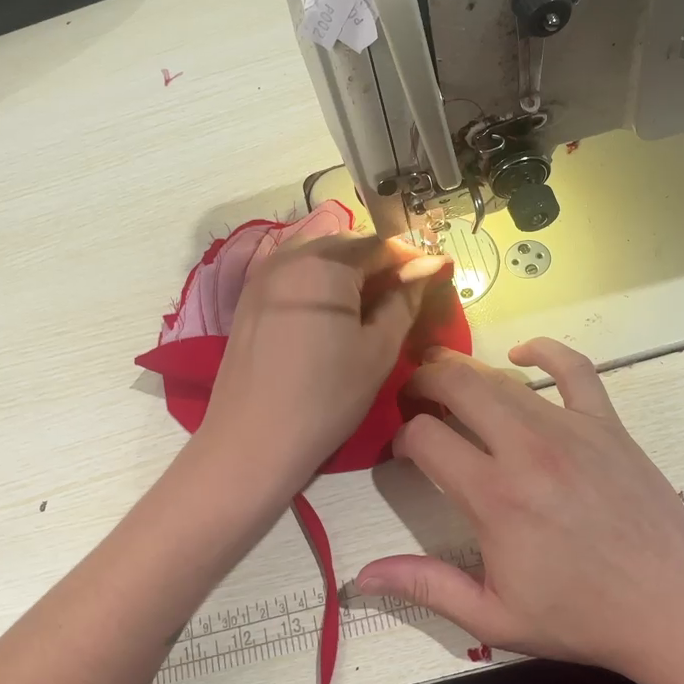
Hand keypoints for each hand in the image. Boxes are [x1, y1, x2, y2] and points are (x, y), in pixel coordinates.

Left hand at [200, 233, 447, 480]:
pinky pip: (294, 274)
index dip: (410, 258)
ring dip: (348, 270)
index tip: (434, 276)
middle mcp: (288, 257)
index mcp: (324, 263)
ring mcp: (262, 276)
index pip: (379, 243)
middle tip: (405, 291)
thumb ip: (403, 302)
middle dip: (378, 261)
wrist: (252, 439)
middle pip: (345, 244)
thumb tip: (423, 271)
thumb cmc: (325, 397)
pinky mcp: (249, 299)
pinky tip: (334, 312)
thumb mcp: (378, 350)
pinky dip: (319, 282)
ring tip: (372, 303)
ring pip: (317, 256)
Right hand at [355, 339, 683, 681]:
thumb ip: (425, 586)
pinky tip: (522, 355)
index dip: (401, 438)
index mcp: (494, 497)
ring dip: (464, 372)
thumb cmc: (580, 617)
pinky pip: (574, 369)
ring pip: (502, 379)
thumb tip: (359, 577)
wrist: (672, 609)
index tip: (402, 453)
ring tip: (446, 379)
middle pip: (457, 387)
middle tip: (412, 398)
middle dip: (422, 384)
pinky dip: (544, 351)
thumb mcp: (494, 617)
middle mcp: (527, 449)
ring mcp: (571, 430)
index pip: (424, 438)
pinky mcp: (607, 424)